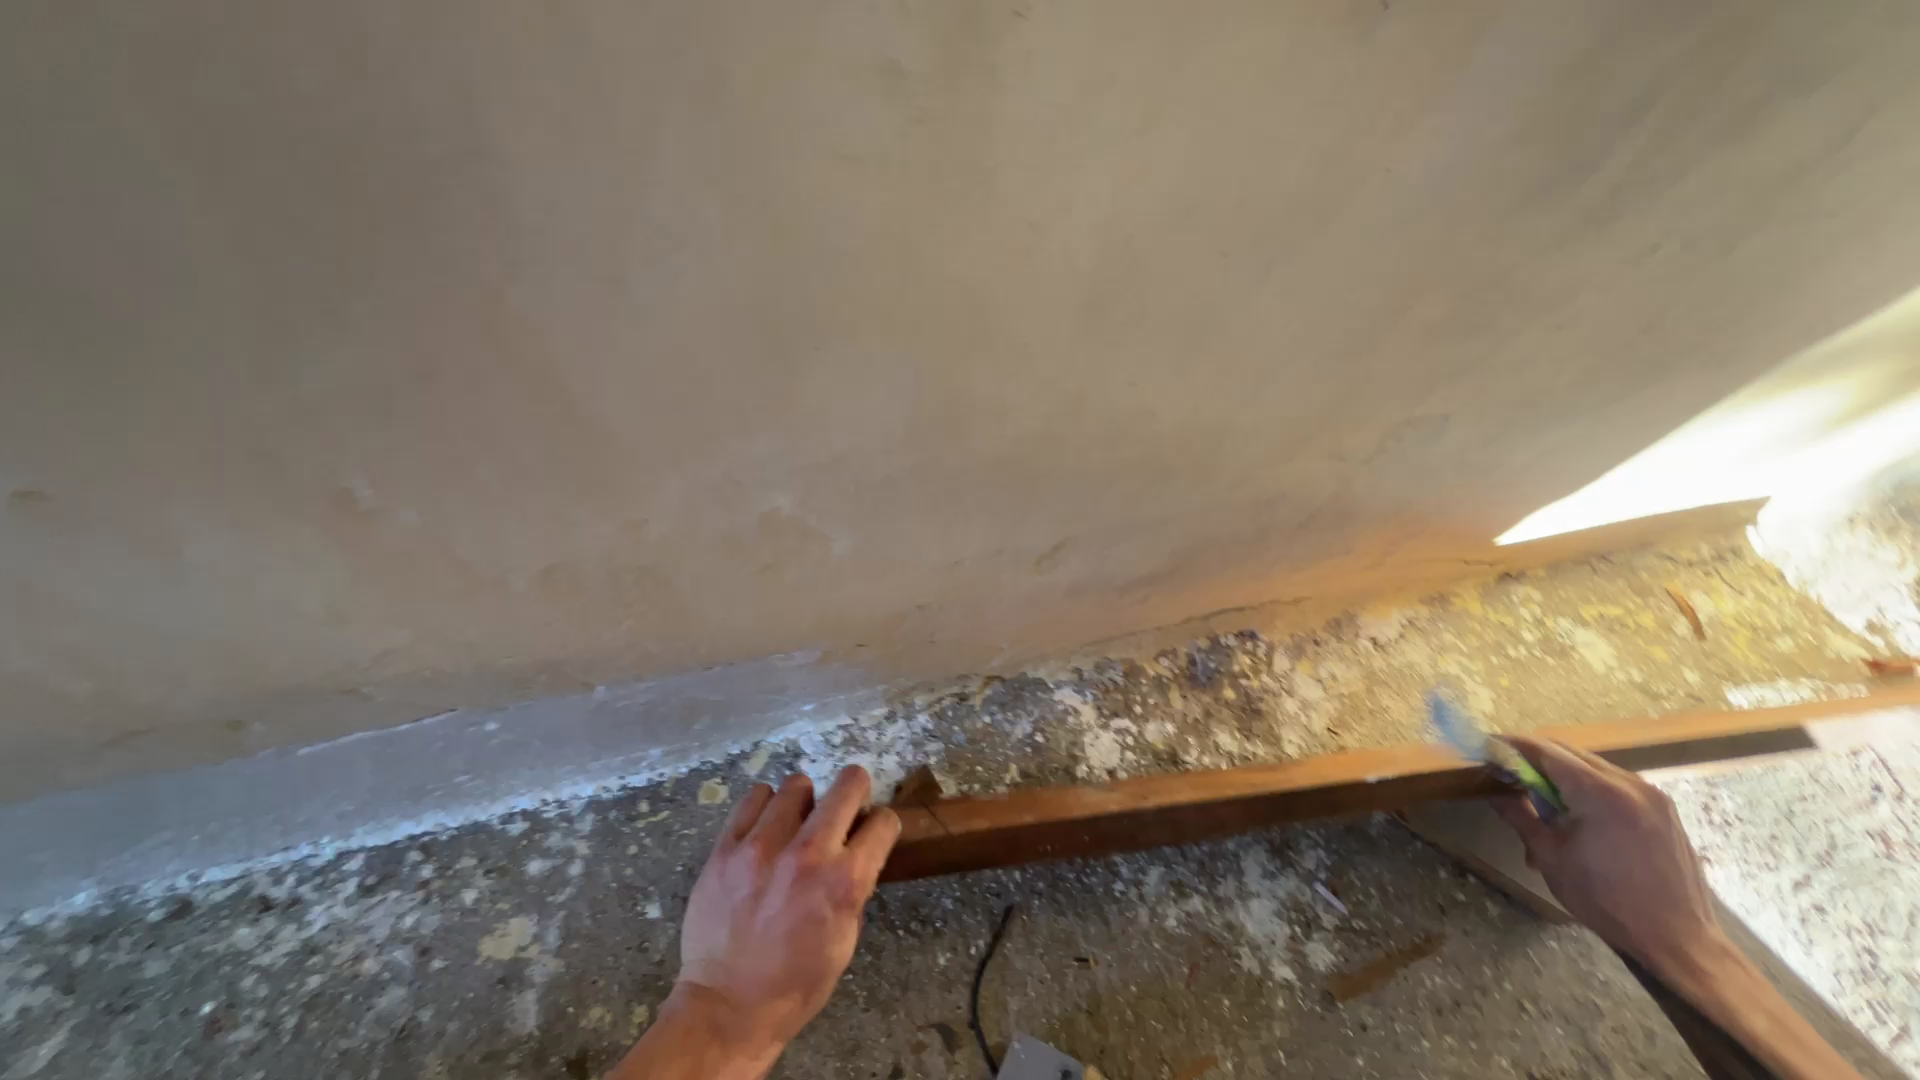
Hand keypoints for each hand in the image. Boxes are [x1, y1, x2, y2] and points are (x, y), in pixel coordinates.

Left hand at [676, 766, 900, 1050]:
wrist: (726, 1007)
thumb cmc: (796, 983)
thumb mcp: (845, 940)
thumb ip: (854, 888)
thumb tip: (856, 851)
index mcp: (844, 882)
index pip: (883, 822)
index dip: (882, 824)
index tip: (873, 831)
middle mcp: (808, 853)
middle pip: (848, 784)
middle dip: (855, 791)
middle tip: (844, 808)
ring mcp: (762, 846)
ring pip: (797, 784)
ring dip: (805, 801)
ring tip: (796, 824)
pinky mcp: (725, 848)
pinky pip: (754, 798)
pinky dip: (765, 807)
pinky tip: (765, 828)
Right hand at [1491, 737, 1724, 970]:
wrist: (1677, 939)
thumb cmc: (1605, 899)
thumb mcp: (1550, 855)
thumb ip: (1519, 814)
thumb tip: (1493, 789)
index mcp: (1600, 793)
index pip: (1545, 751)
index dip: (1512, 746)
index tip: (1487, 747)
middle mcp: (1630, 784)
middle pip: (1570, 753)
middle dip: (1535, 758)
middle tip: (1507, 773)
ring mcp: (1653, 795)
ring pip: (1593, 766)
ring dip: (1562, 775)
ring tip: (1542, 802)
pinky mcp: (1664, 810)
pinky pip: (1615, 783)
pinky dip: (1588, 788)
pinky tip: (1576, 815)